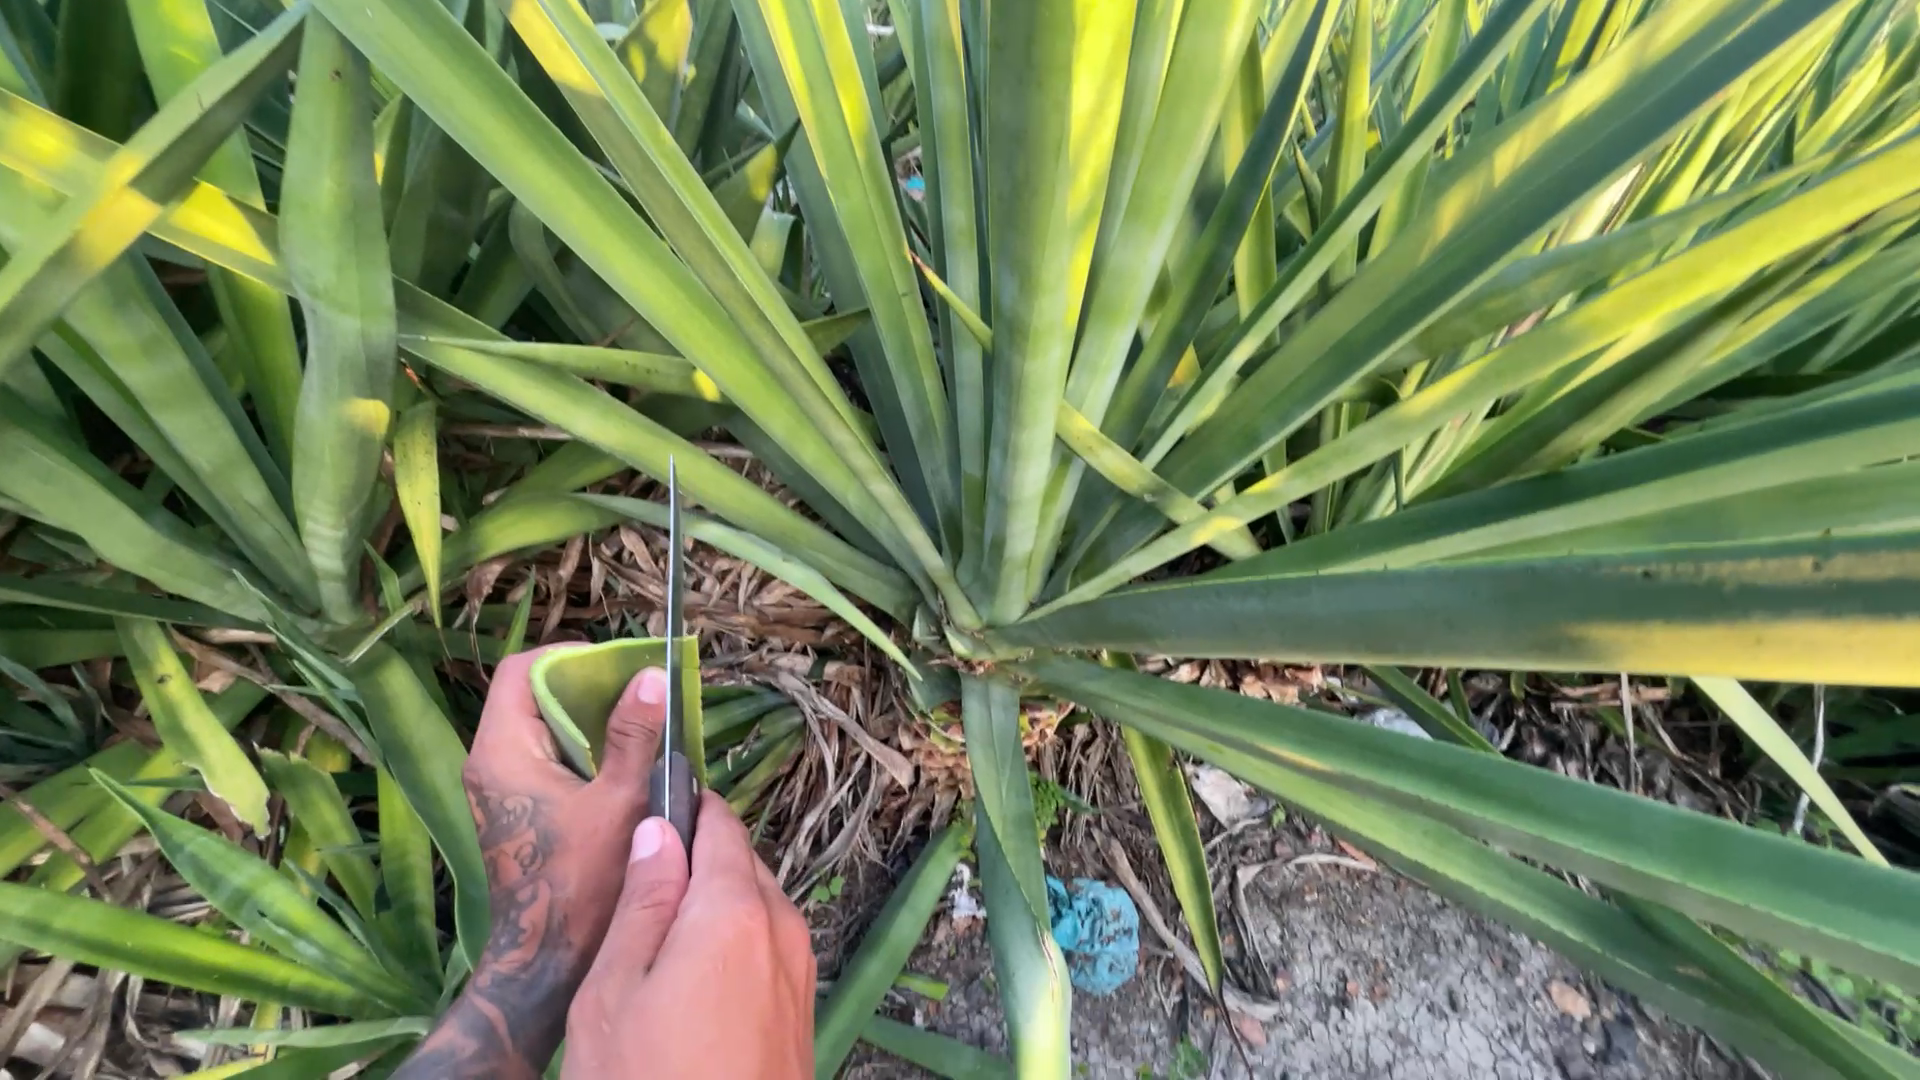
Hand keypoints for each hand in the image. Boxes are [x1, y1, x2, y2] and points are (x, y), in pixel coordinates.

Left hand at [395, 648, 668, 1079]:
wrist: (549, 959)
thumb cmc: (581, 878)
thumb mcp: (618, 800)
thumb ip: (633, 734)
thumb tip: (651, 675)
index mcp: (502, 752)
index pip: (523, 671)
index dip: (571, 657)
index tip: (621, 667)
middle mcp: (492, 761)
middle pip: (534, 693)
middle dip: (590, 684)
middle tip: (642, 692)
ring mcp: (502, 785)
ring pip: (545, 723)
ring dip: (592, 715)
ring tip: (642, 721)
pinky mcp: (519, 804)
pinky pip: (550, 752)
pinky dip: (585, 743)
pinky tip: (626, 757)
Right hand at [563, 791, 815, 1079]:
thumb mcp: (616, 995)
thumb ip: (644, 902)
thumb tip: (661, 829)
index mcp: (734, 907)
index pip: (722, 826)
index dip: (693, 808)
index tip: (664, 804)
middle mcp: (781, 921)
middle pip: (742, 861)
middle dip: (701, 860)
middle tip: (648, 888)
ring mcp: (801, 962)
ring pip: (759, 901)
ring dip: (719, 902)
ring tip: (665, 942)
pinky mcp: (804, 1000)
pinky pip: (771, 941)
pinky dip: (739, 938)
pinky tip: (700, 979)